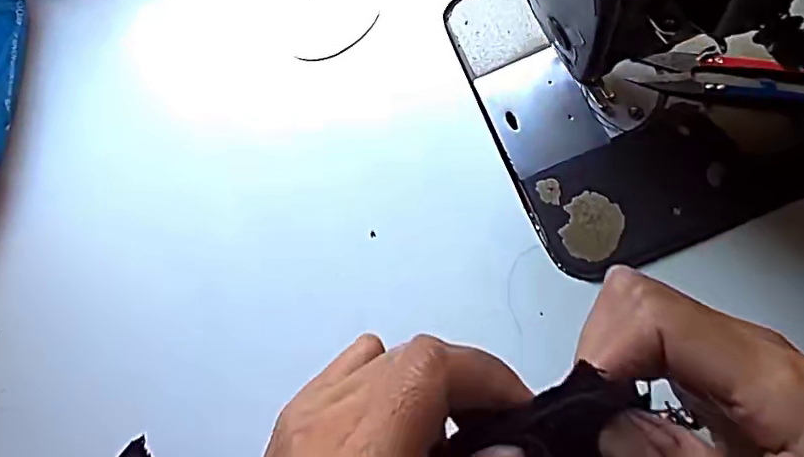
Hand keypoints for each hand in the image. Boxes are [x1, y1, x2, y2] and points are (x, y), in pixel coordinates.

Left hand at [265, 334, 530, 456]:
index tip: (518, 405)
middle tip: (492, 427)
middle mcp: (322, 427)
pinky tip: (394, 434)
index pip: (433, 365)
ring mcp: (298, 423)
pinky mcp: (285, 432)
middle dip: (466, 384)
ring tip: (443, 436)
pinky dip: (381, 387)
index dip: (489, 375)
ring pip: (381, 358)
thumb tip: (509, 449)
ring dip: (425, 383)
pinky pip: (345, 376)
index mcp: (361, 453)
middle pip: (415, 357)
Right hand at [578, 267, 803, 456]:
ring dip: (612, 361)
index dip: (602, 348)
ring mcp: (754, 363)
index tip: (577, 404)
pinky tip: (631, 417)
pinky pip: (670, 347)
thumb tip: (606, 424)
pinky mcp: (746, 383)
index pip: (656, 309)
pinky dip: (634, 371)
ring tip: (598, 419)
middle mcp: (763, 354)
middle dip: (600, 351)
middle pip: (644, 299)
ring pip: (651, 316)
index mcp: (776, 378)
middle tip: (582, 417)